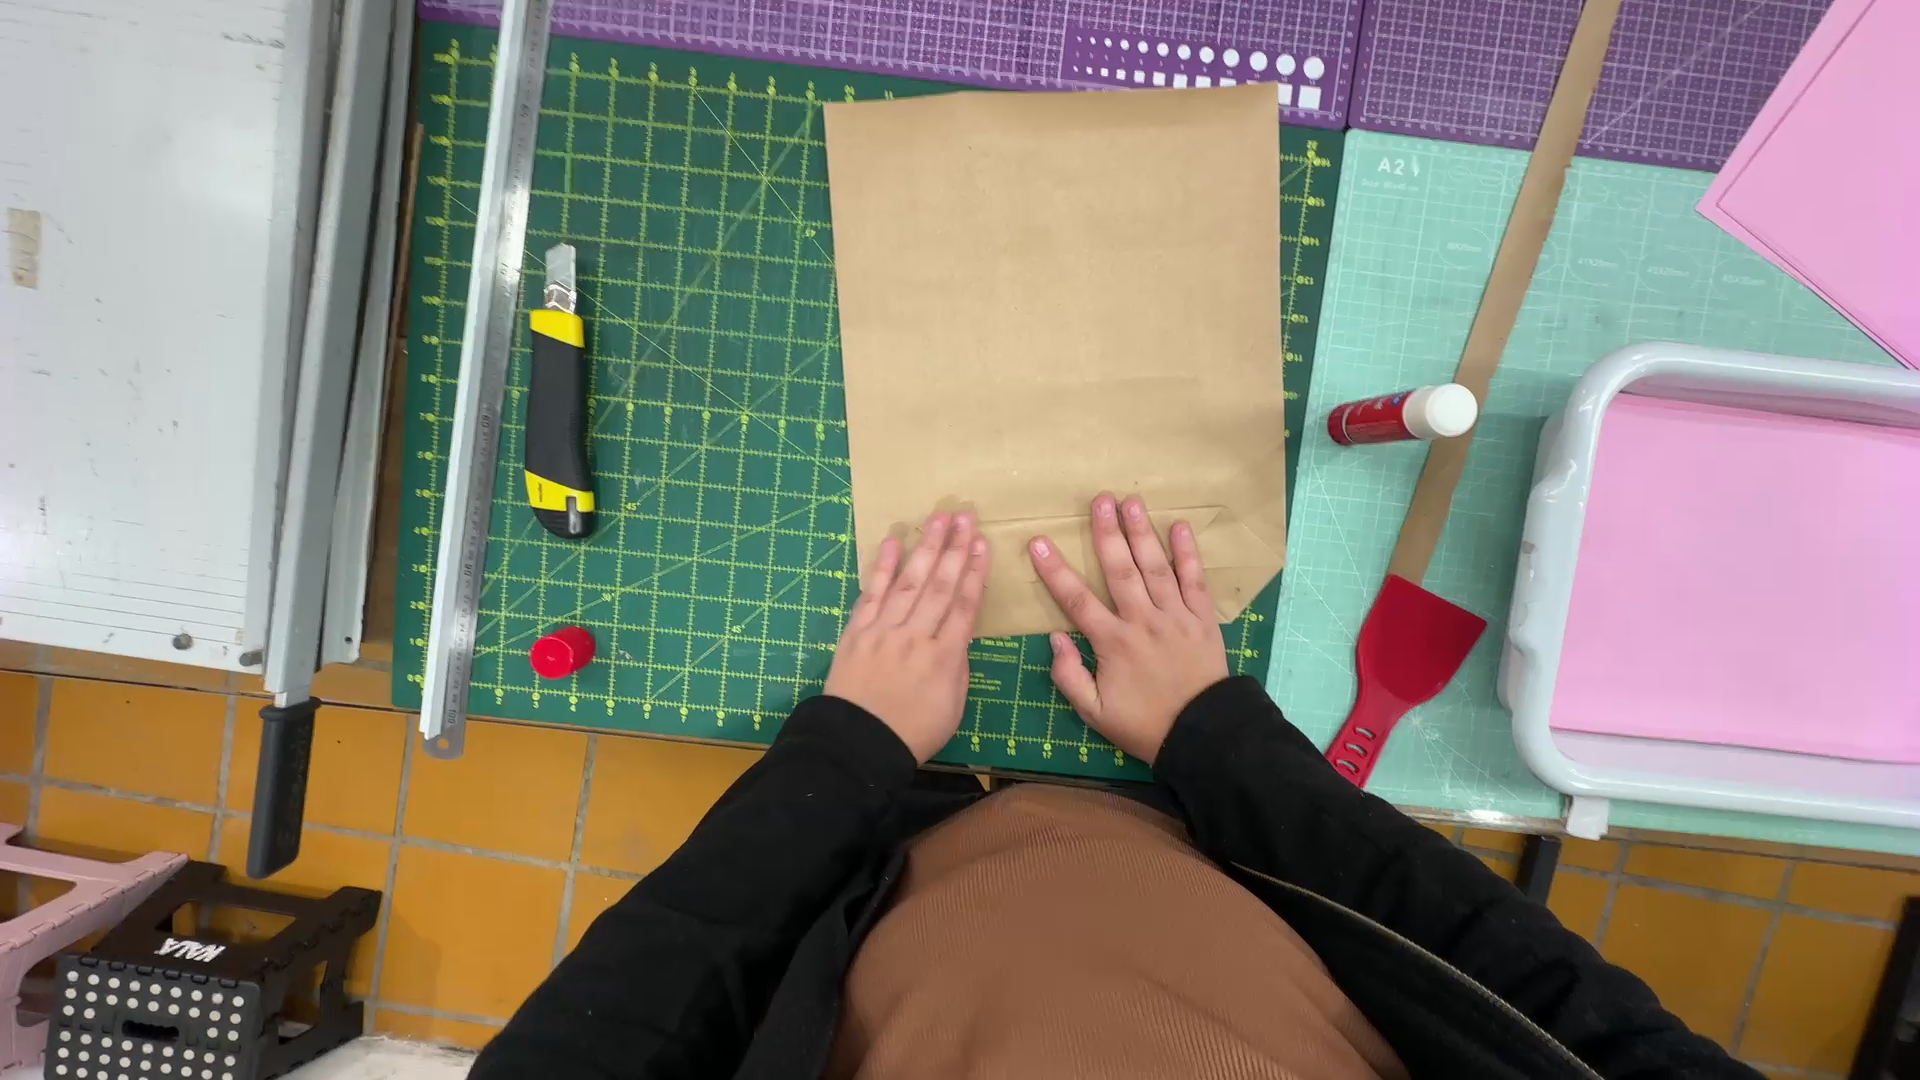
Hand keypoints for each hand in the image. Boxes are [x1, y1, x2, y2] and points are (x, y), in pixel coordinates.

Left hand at [825, 509, 990, 761]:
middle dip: (955, 547)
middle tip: (965, 515)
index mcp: (945, 656)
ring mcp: (884, 630)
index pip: (965, 605)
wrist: (858, 745)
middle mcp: (916, 635)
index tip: (983, 543)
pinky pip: (872, 592)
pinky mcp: (857, 630)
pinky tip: (893, 541)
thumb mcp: (953, 706)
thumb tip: (958, 634)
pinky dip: (882, 566)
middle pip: (940, 584)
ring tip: (939, 517)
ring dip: (926, 546)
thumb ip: (958, 665)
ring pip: (909, 580)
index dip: (976, 572)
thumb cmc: (913, 733)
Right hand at [1028, 494, 1227, 764]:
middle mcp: (1143, 621)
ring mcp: (1175, 616)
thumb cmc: (1144, 725)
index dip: (1055, 571)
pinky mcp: (1202, 619)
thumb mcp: (1095, 713)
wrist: (1204, 735)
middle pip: (1121, 570)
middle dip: (1107, 533)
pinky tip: (1180, 527)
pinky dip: (1188, 553)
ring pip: (1156, 567)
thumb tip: (1055, 639)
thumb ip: (1069, 676)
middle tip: (1099, 500)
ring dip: (1142, 533)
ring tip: (1131, 502)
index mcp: (1113, 643)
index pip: (1076, 601)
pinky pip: (1195, 580)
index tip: (1039, 542)